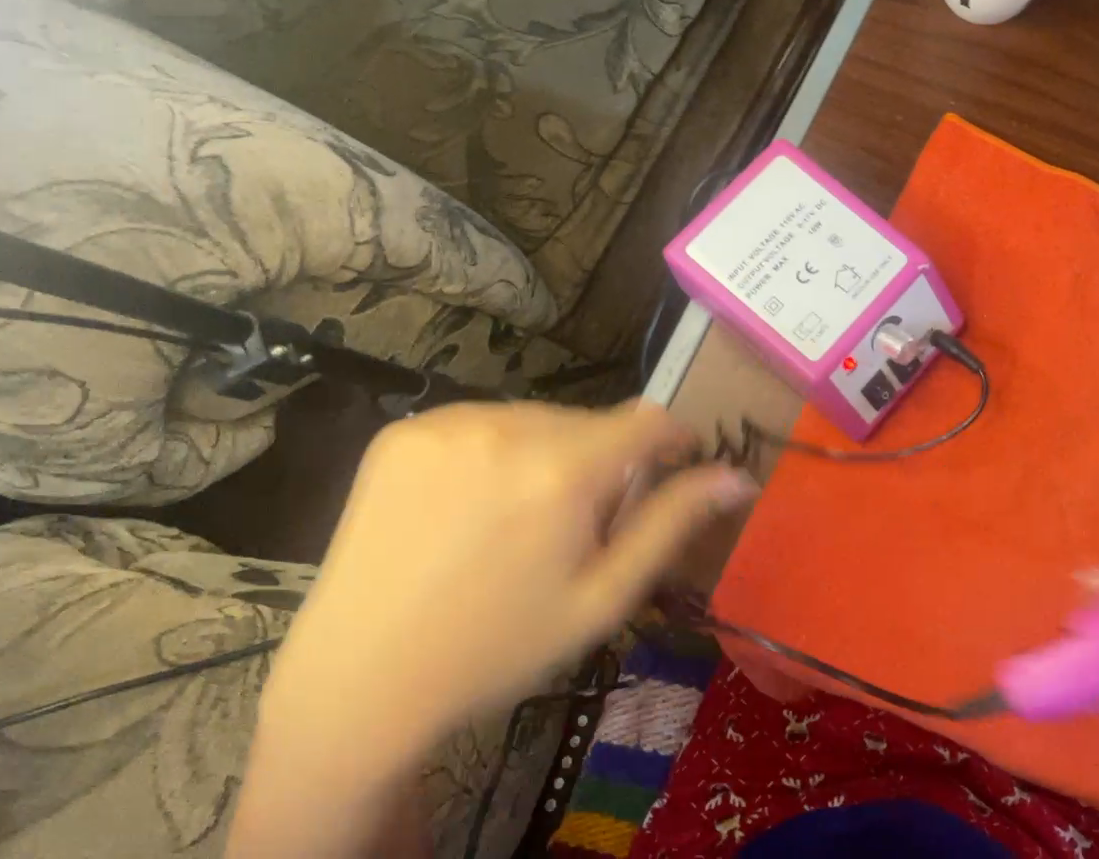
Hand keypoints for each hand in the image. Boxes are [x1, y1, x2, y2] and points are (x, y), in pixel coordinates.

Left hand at [258, 401, 753, 762]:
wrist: (360, 680)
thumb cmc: (500, 646)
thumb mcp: (603, 598)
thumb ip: (672, 525)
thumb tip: (737, 476)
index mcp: (562, 471)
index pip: (648, 419)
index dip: (672, 441)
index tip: (670, 472)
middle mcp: (506, 426)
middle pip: (591, 421)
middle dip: (604, 460)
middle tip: (580, 527)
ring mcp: (446, 423)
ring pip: (538, 419)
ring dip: (551, 454)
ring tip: (520, 522)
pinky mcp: (403, 431)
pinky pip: (483, 423)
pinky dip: (496, 453)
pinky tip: (471, 508)